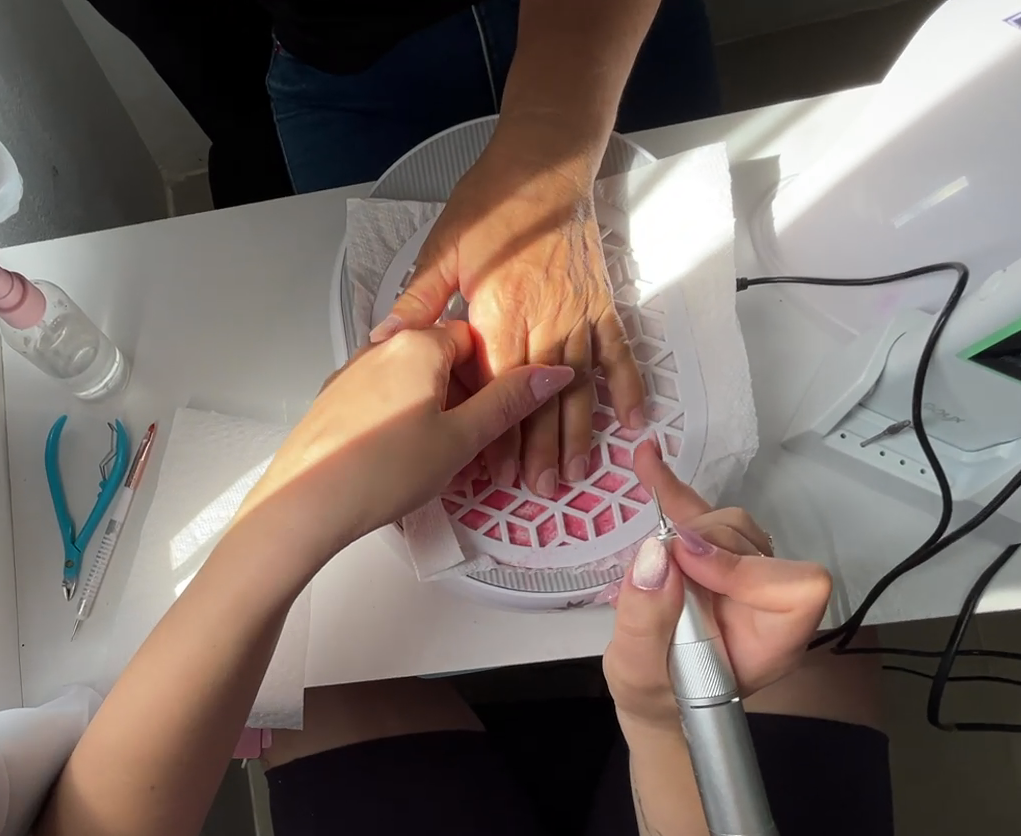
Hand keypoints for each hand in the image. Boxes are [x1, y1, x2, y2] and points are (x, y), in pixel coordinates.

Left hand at [241, 322, 573, 570]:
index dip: (493, 376)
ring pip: (409, 385)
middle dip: (463, 400)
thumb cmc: (382, 470)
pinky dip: (400, 424)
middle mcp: (379, 349)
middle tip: (472, 448)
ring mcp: (349, 375)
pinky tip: (399, 461)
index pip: (473, 338)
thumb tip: (550, 373)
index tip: (497, 414)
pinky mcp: (331, 403)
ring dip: (433, 416)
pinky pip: (380, 402)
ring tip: (437, 462)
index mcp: (416, 344)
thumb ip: (507, 403)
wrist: (305, 502)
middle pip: (439, 361)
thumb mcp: (459, 440)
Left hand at [374, 142, 642, 498]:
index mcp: (500, 313)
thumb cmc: (490, 204)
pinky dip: (629, 385)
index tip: (494, 470)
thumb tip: (384, 336)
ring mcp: (576, 314)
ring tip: (577, 473)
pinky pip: (618, 351)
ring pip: (580, 385)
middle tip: (540, 490)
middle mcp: (543, 320)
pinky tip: (635, 420)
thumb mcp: (442, 249)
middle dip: (540, 447)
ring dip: (579, 432)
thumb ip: (418, 299)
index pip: (495, 386)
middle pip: (539, 397)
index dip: (495, 431)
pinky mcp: (598, 304)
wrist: (543, 161)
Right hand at [604, 442, 832, 728]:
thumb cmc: (655, 697)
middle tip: (650, 570)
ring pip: (730, 525)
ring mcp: (743, 577)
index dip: (742, 567)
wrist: (655, 699)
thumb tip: (654, 554)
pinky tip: (647, 459)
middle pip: (751, 545)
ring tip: (646, 544)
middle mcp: (768, 602)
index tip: (686, 569)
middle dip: (696, 546)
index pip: (792, 586)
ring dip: (683, 524)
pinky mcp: (712, 560)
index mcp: (773, 641)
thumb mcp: (638, 673)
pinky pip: (700, 514)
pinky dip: (672, 490)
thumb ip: (646, 621)